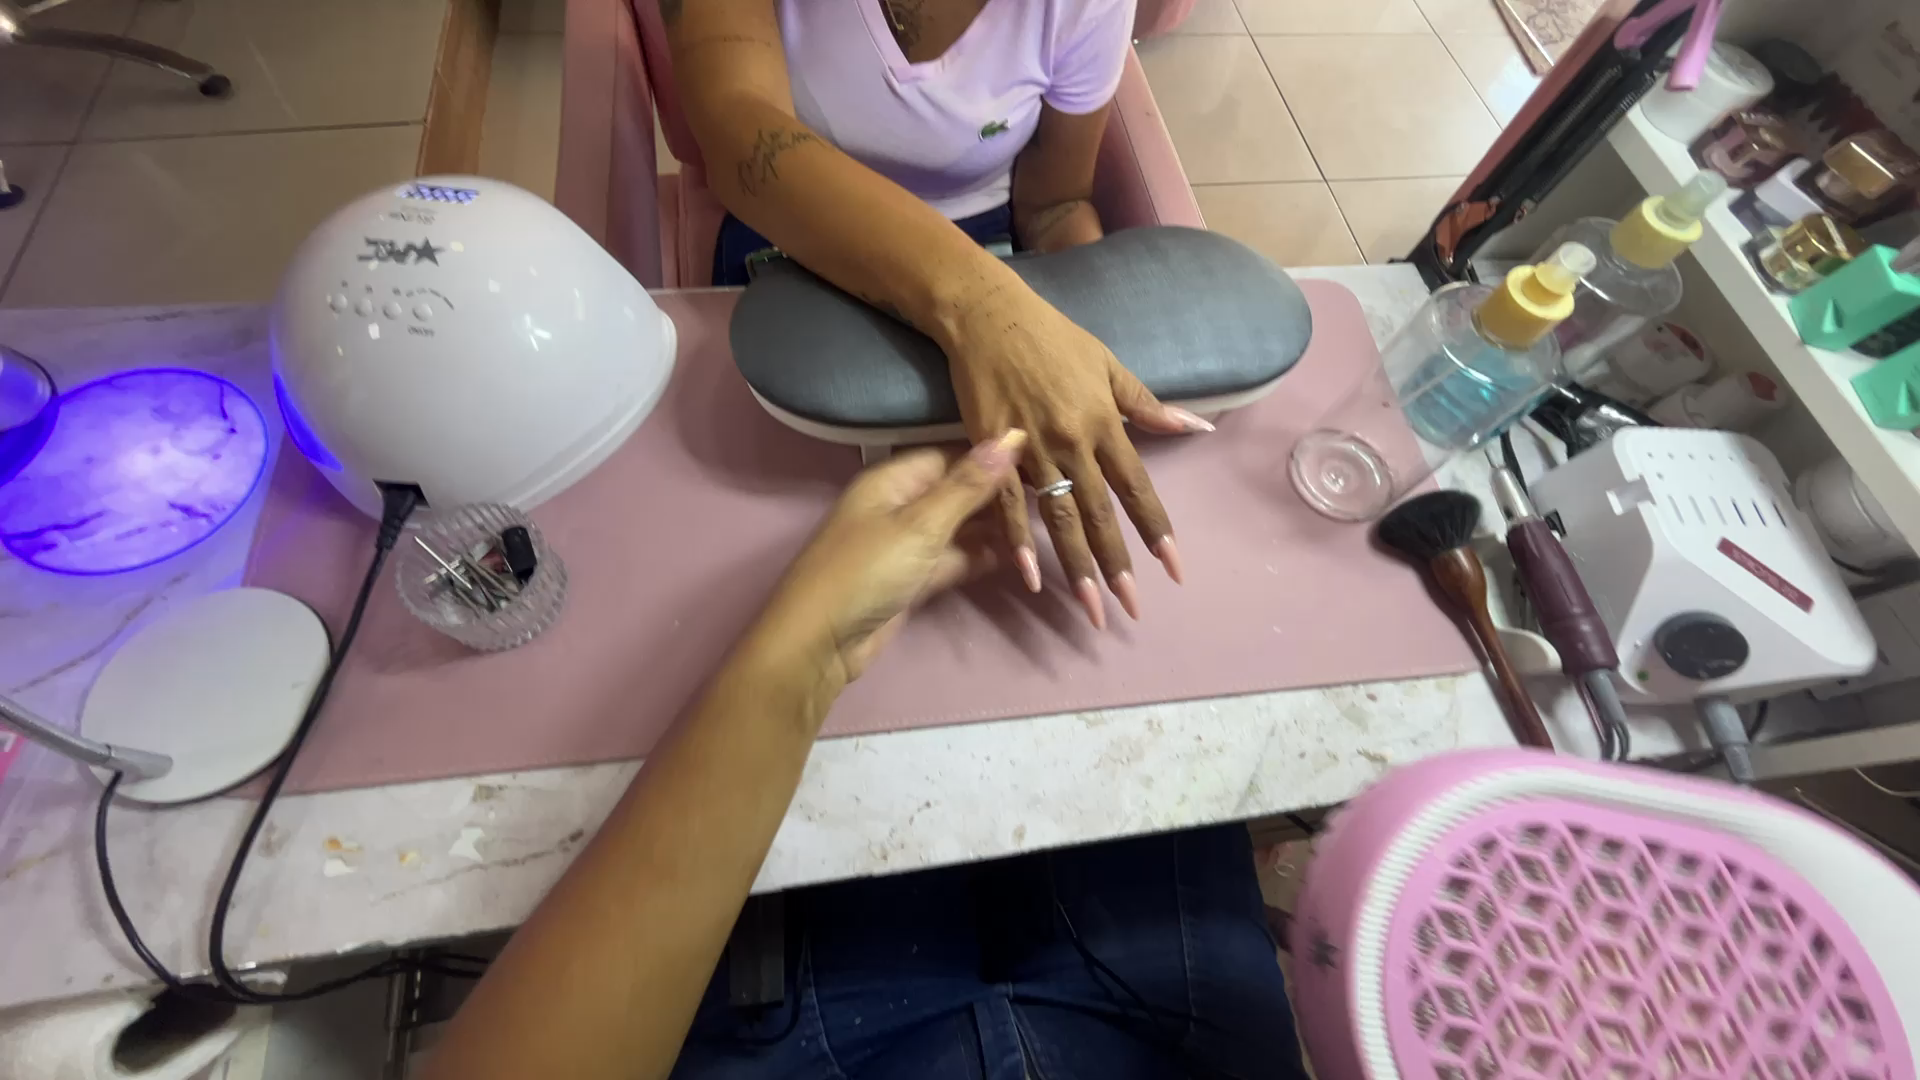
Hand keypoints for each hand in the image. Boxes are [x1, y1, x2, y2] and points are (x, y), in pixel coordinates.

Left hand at [755, 431, 1024, 685]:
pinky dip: (981, 557)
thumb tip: (1011, 435)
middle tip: (1052, 491)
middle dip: (998, 493)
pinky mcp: (913, 579)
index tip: (1039, 454)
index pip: (951, 454)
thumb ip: (968, 485)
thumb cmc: (867, 570)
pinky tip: (1018, 555)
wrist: (822, 641)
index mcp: (893, 479)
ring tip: (1043, 522)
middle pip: (957, 491)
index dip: (992, 454)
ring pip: (959, 528)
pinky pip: (954, 559)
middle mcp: (900, 505)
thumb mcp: (921, 524)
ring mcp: (907, 544)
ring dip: (994, 528)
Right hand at [944, 288, 1210, 627]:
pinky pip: (1007, 505)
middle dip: (1117, 566)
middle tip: (1130, 610)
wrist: (989, 317)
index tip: (1174, 569)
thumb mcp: (1109, 364)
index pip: (1138, 487)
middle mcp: (1074, 444)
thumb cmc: (1053, 338)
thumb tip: (1196, 427)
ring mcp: (1031, 451)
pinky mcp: (994, 452)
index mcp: (1105, 423)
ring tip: (1089, 607)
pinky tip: (1030, 576)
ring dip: (1075, 567)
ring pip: (1058, 519)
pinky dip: (1018, 542)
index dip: (1156, 529)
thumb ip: (1148, 404)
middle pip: (1100, 515)